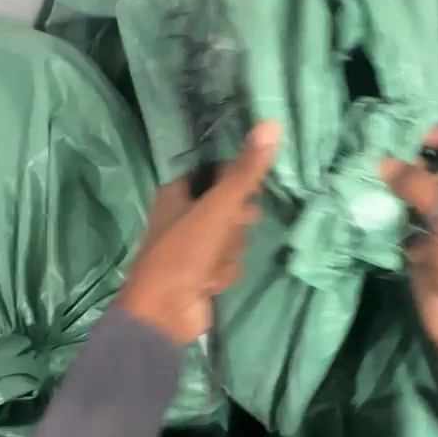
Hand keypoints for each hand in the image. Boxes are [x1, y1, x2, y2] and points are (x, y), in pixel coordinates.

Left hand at [117, 121, 278, 342]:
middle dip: (236, 224)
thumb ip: (245, 172)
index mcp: (177, 192)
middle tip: (233, 229)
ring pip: (232, 238)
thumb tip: (272, 125)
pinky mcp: (202, 273)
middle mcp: (184, 216)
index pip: (219, 175)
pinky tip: (210, 282)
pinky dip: (223, 273)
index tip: (250, 194)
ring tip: (213, 264)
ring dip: (230, 252)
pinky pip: (227, 263)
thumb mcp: (218, 208)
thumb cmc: (185, 252)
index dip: (238, 183)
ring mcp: (193, 247)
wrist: (165, 311)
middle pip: (230, 208)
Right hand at [380, 127, 437, 354]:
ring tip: (375, 176)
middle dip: (416, 164)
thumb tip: (386, 164)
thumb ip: (419, 185)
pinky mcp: (423, 248)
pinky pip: (405, 224)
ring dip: (399, 189)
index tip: (421, 138)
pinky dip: (391, 215)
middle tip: (389, 158)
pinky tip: (373, 203)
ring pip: (419, 198)